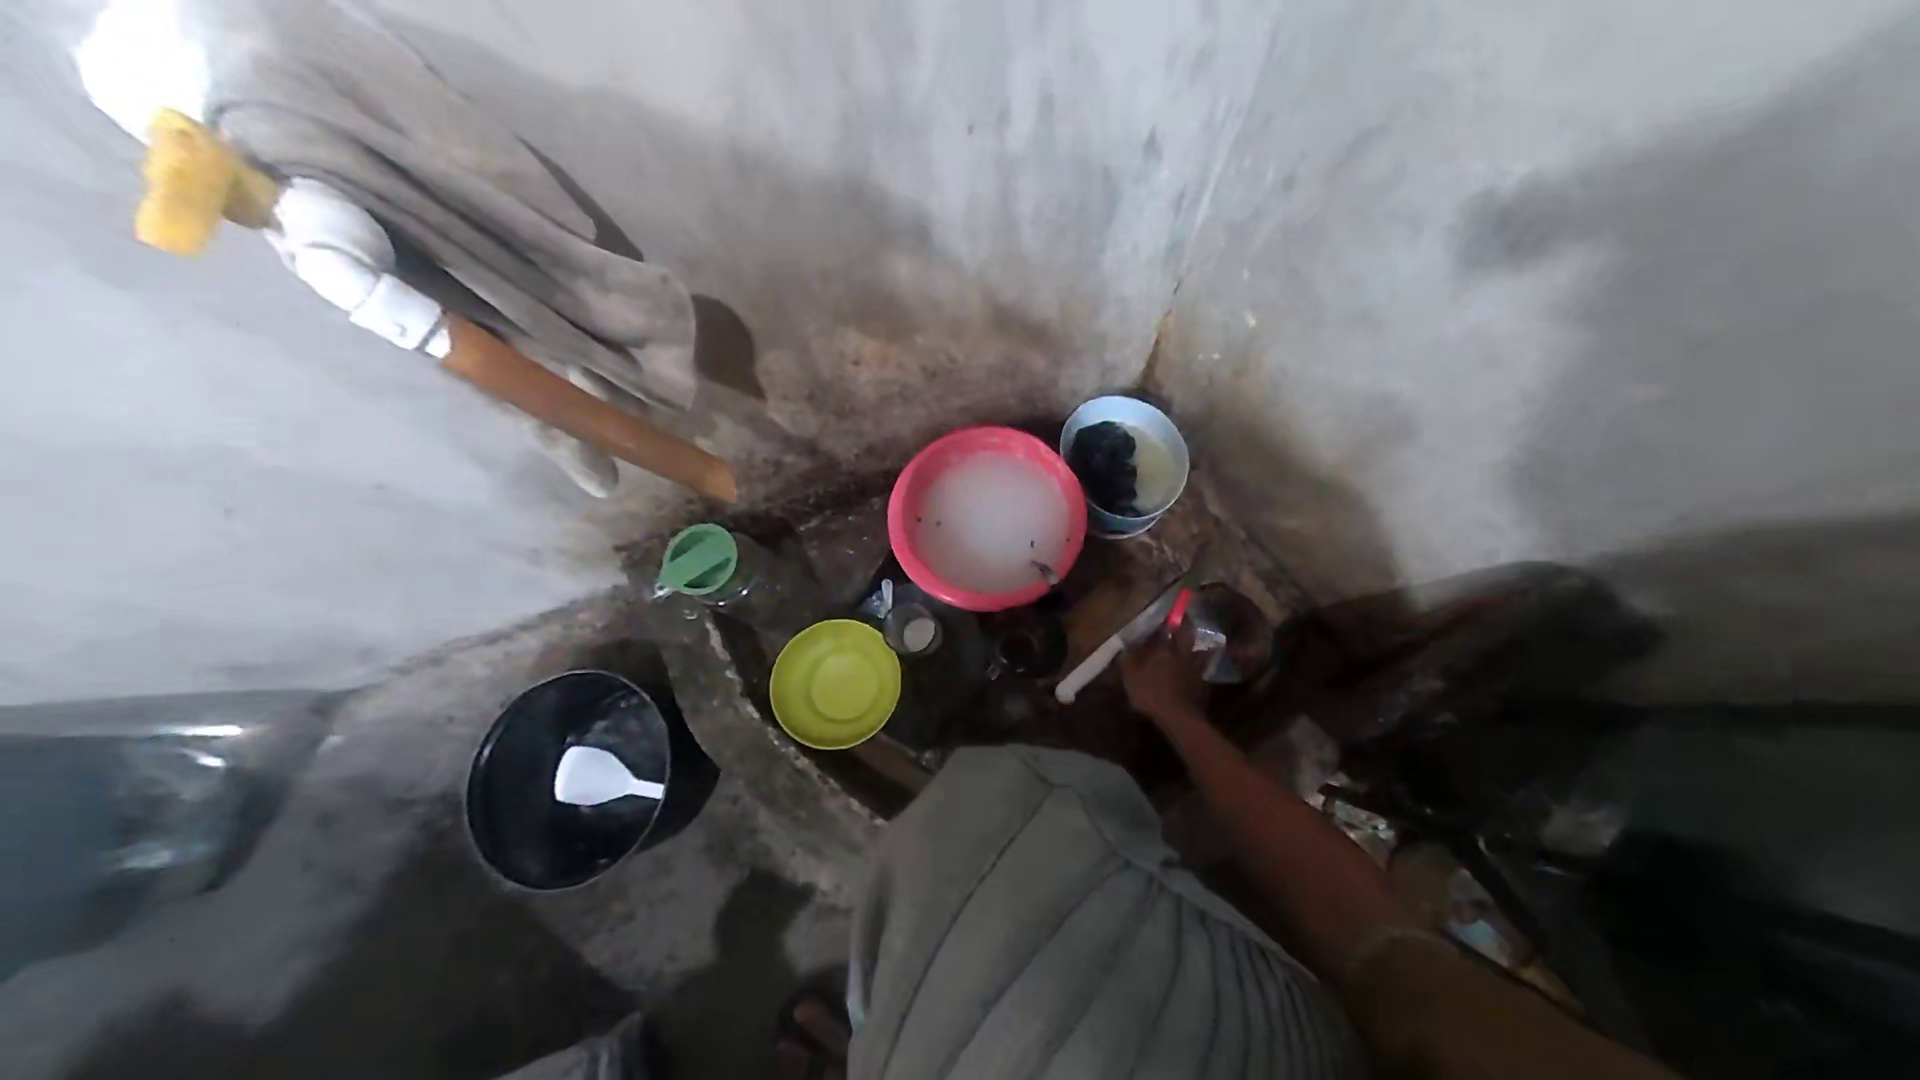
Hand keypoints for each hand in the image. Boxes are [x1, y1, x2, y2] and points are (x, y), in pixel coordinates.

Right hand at [1120, 632, 1208, 727]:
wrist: (1178, 717)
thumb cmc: (1151, 694)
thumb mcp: (1131, 678)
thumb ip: (1128, 660)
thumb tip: (1126, 647)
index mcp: (1162, 650)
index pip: (1163, 631)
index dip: (1162, 625)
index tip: (1160, 622)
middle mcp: (1181, 654)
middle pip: (1186, 635)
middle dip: (1183, 629)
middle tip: (1179, 628)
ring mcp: (1195, 668)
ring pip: (1199, 651)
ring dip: (1196, 648)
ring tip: (1192, 648)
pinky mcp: (1203, 684)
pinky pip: (1203, 671)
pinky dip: (1201, 669)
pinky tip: (1197, 672)